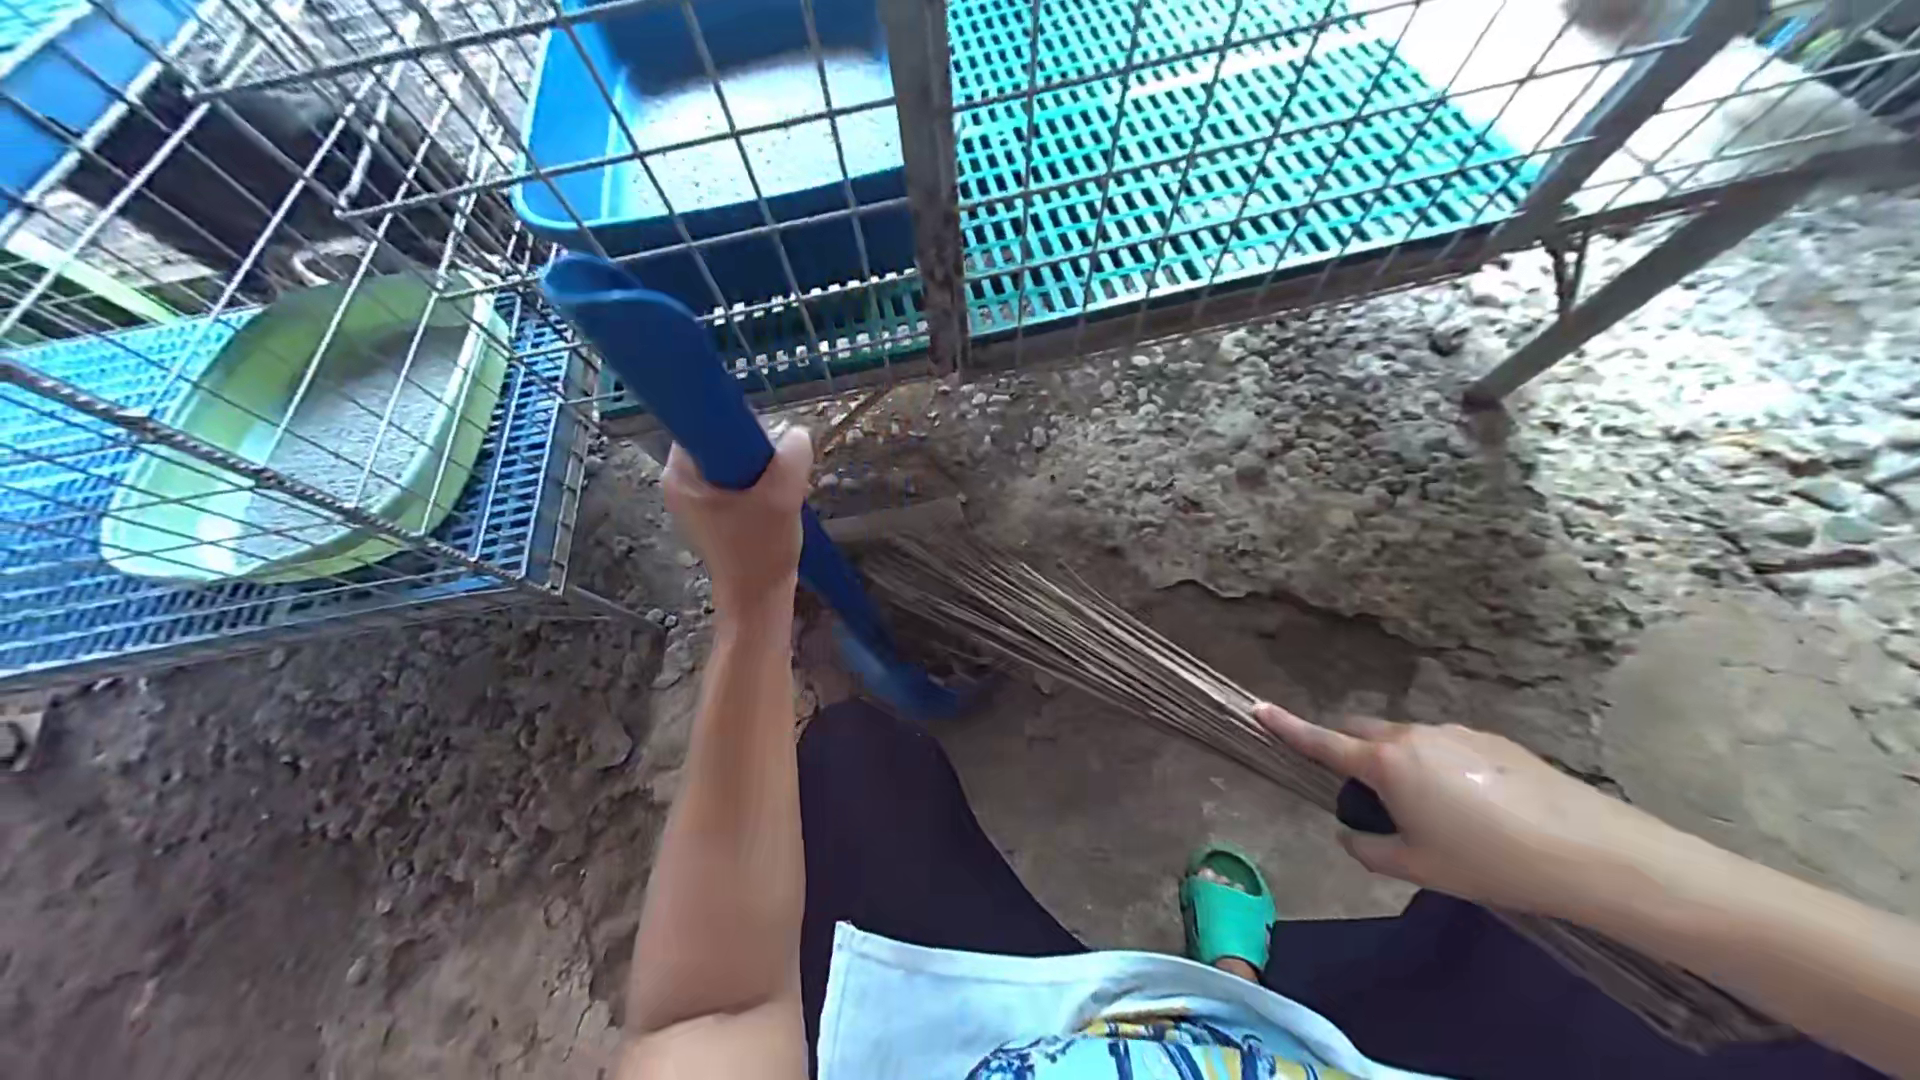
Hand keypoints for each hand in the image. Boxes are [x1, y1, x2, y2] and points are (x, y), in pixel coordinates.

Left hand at [661, 426, 811, 615]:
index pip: (703, 423)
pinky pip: (740, 483)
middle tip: (780, 475)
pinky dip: (761, 488)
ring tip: (781, 493)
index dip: (740, 427)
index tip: (766, 447)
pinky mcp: (716, 514)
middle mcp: (681, 484)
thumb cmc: (760, 551)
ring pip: (736, 464)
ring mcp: (698, 501)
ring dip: (764, 473)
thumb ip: (791, 459)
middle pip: (723, 442)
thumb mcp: (781, 498)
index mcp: (680, 476)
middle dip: (757, 454)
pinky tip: (776, 505)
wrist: (759, 599)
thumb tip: (798, 434)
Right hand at [1255, 704, 1681, 920]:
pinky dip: (1441, 768)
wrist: (1595, 854)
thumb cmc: (1490, 861)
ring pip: (1407, 740)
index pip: (1321, 741)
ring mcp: (1454, 732)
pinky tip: (1480, 808)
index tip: (1257, 708)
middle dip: (1355, 754)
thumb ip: (1368, 849)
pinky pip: (1445, 746)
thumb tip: (1354, 833)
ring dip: (1402, 765)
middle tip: (1376, 800)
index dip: (1286, 726)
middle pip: (1363, 732)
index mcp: (1385, 763)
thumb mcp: (1418, 867)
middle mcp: (1413, 735)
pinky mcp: (1492, 738)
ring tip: (1442, 816)